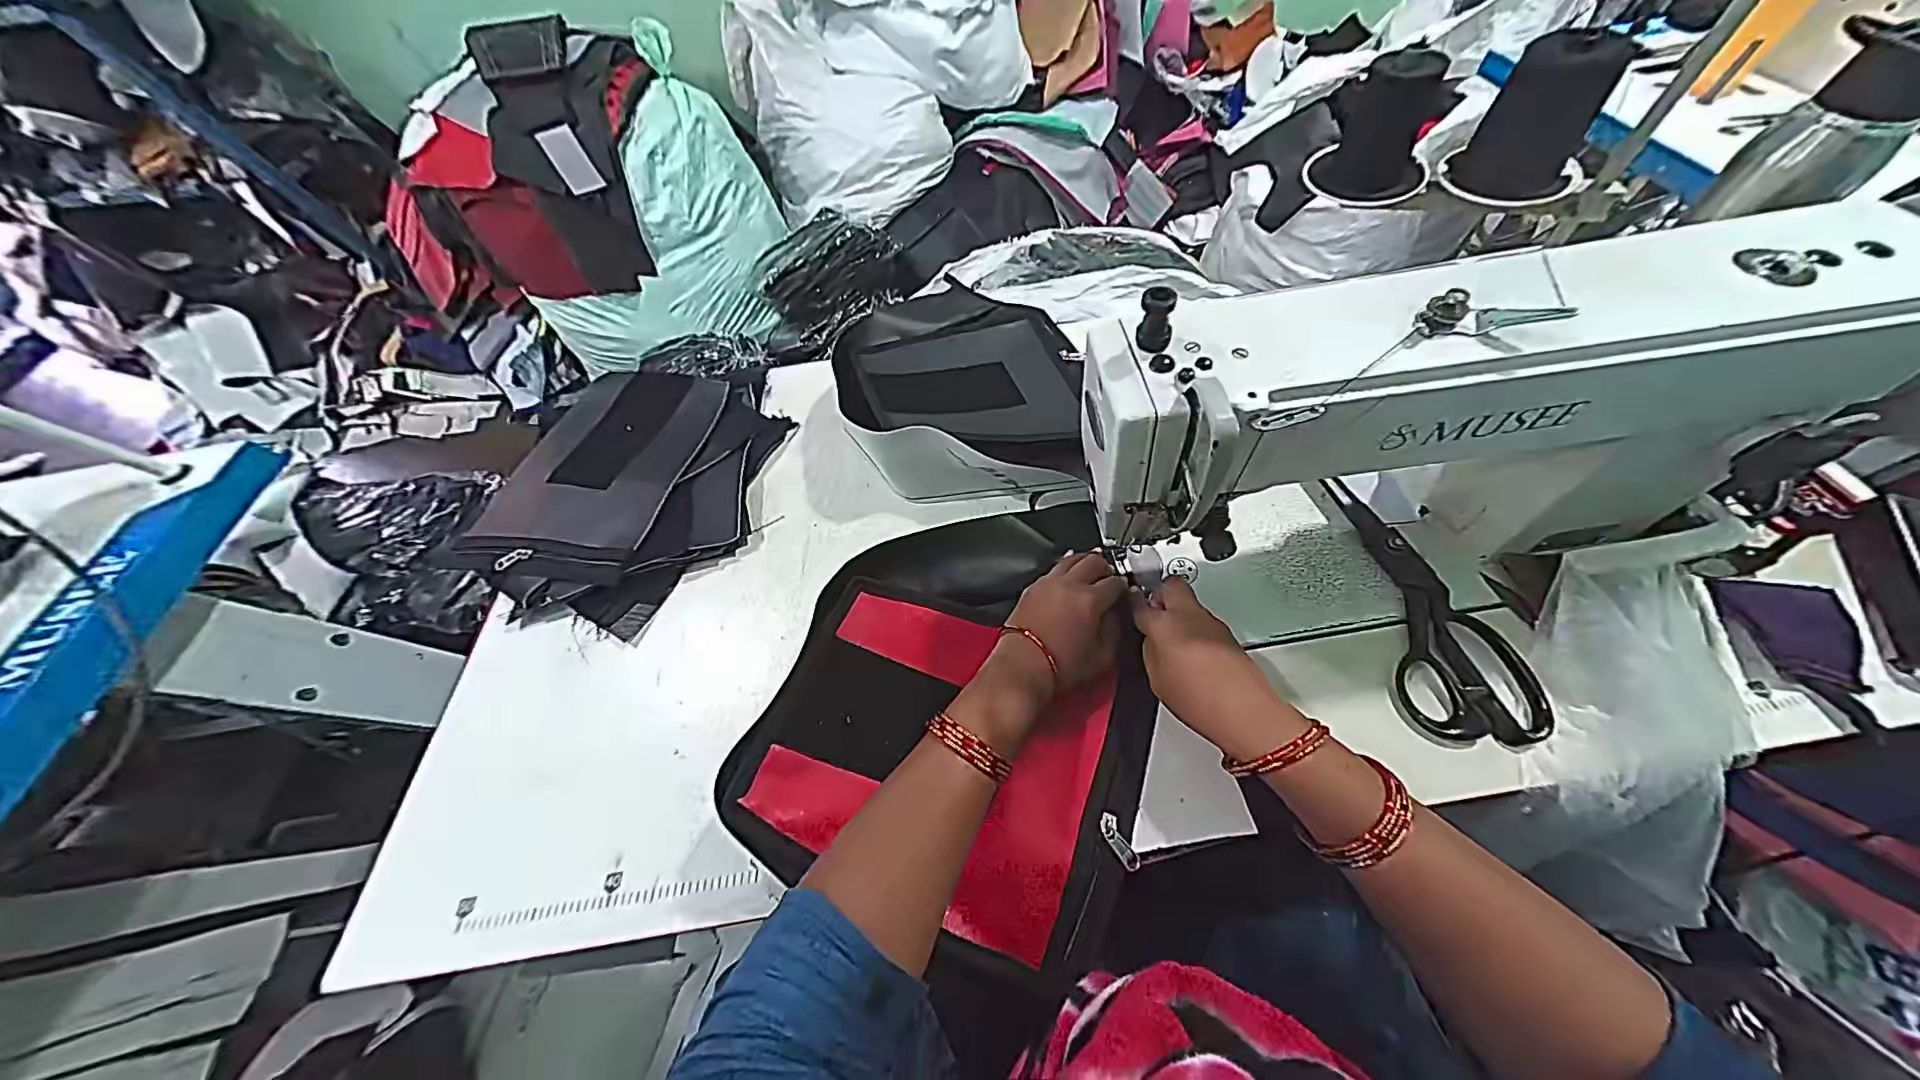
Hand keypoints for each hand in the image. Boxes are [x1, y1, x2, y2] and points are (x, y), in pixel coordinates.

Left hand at [1004, 552, 1128, 690]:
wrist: (1023, 666)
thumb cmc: (1056, 666)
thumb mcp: (1102, 656)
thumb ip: (1114, 630)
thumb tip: (1115, 617)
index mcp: (1090, 600)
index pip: (1115, 582)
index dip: (1123, 586)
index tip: (1123, 590)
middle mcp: (1069, 585)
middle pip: (1094, 561)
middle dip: (1107, 567)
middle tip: (1110, 576)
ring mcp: (1048, 584)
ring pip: (1071, 558)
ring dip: (1085, 562)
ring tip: (1090, 569)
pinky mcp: (1032, 588)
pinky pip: (1053, 569)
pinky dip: (1065, 570)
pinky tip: (1066, 579)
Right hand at [1129, 578, 1306, 761]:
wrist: (1246, 712)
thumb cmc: (1204, 701)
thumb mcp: (1157, 680)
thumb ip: (1149, 651)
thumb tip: (1149, 640)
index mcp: (1166, 624)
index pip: (1141, 603)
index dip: (1132, 604)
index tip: (1131, 607)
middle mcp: (1191, 616)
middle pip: (1171, 586)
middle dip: (1159, 595)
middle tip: (1152, 612)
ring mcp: (1212, 623)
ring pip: (1189, 602)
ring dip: (1178, 613)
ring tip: (1172, 640)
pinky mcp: (1228, 633)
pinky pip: (1203, 620)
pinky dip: (1194, 628)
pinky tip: (1191, 652)